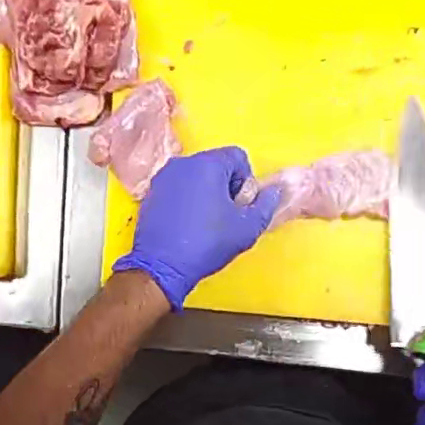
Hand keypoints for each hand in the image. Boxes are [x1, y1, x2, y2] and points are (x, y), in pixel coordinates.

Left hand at [112, 146, 282, 309]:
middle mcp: (183, 163)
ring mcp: (163, 178)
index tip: (239, 207)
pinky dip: (185, 202)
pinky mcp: (150, 194)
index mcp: (208, 163)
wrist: (161, 267)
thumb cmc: (207, 244)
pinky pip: (177, 190)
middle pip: (216, 166)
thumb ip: (266, 205)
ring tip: (205, 225)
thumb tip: (273, 192)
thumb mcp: (247, 229)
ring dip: (205, 195)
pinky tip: (187, 227)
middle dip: (225, 188)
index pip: (239, 157)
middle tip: (224, 218)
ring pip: (195, 178)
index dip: (245, 182)